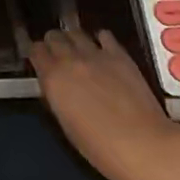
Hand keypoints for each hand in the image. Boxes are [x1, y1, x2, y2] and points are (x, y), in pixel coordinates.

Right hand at [29, 29, 179, 179]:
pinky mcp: (121, 56)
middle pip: (54, 36)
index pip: (35, 50)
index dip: (37, 55)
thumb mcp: (65, 122)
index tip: (40, 61)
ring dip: (73, 39)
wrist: (144, 146)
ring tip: (78, 50)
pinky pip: (104, 36)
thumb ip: (56, 96)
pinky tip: (103, 50)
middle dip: (53, 43)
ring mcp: (96, 55)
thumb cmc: (99, 146)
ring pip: (76, 32)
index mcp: (52, 78)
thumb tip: (55, 86)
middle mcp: (70, 60)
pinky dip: (100, 40)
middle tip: (58, 55)